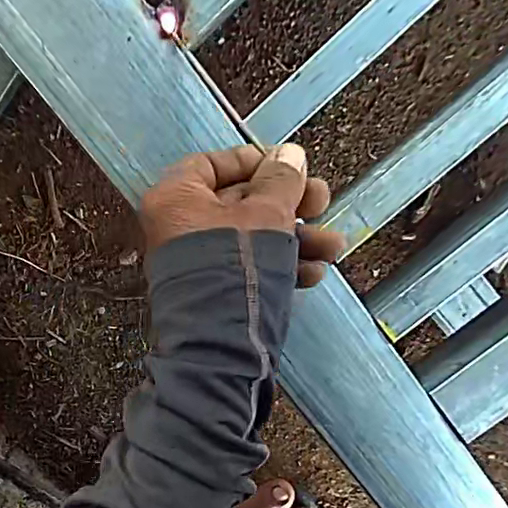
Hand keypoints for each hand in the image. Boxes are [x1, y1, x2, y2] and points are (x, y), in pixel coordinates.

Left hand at [139, 144, 345, 286]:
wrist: (221, 351)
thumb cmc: (235, 276)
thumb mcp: (267, 216)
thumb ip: (281, 182)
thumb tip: (289, 156)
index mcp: (176, 200)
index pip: (211, 164)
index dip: (255, 163)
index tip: (288, 168)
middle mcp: (178, 232)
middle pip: (238, 203)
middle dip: (288, 205)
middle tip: (321, 203)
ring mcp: (195, 267)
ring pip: (250, 240)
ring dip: (295, 239)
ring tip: (331, 246)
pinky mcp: (214, 296)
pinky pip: (248, 270)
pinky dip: (280, 268)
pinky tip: (313, 273)